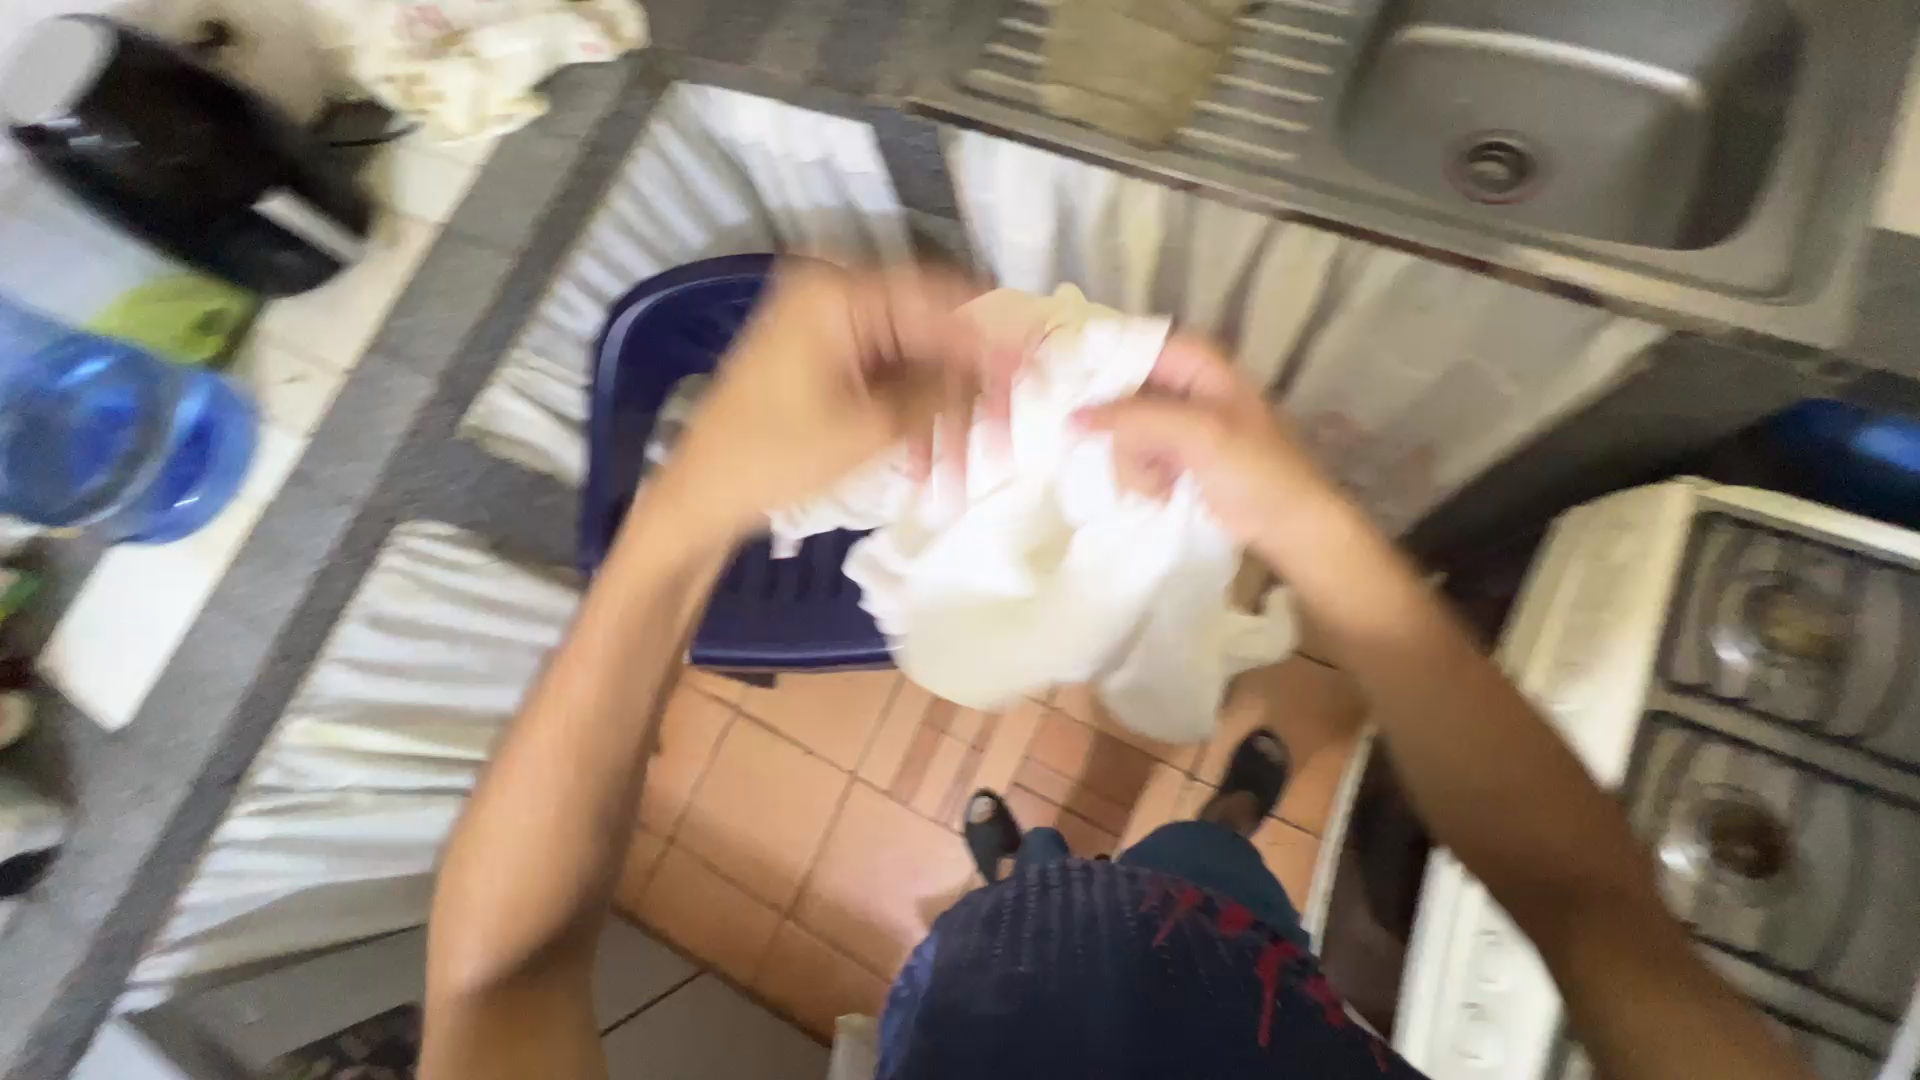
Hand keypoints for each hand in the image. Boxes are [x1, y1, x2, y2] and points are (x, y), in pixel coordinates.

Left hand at [641, 262, 1017, 543]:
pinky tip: (929, 459)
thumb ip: (940, 392)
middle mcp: (833, 296)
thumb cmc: (774, 458)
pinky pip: (886, 379)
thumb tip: (1000, 369)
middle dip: (965, 388)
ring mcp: (827, 330)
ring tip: (960, 463)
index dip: (990, 337)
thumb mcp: (869, 428)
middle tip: (1002, 429)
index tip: (1031, 369)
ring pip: (911, 362)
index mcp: (836, 293)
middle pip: (927, 332)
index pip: (937, 298)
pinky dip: (911, 416)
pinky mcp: (824, 362)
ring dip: (940, 412)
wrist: (702, 496)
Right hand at [1077, 335, 1350, 555]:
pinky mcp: (1167, 460)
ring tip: (1164, 483)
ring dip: (1135, 465)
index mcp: (1196, 362)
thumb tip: (1072, 417)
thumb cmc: (1255, 470)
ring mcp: (1172, 426)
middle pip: (1118, 395)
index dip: (1102, 364)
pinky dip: (1141, 480)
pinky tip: (1163, 492)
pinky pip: (1129, 460)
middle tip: (1147, 456)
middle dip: (1125, 434)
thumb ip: (1135, 418)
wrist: (1286, 525)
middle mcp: (1179, 387)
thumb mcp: (1198, 433)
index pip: (1132, 346)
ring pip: (1120, 434)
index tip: (1076, 392)